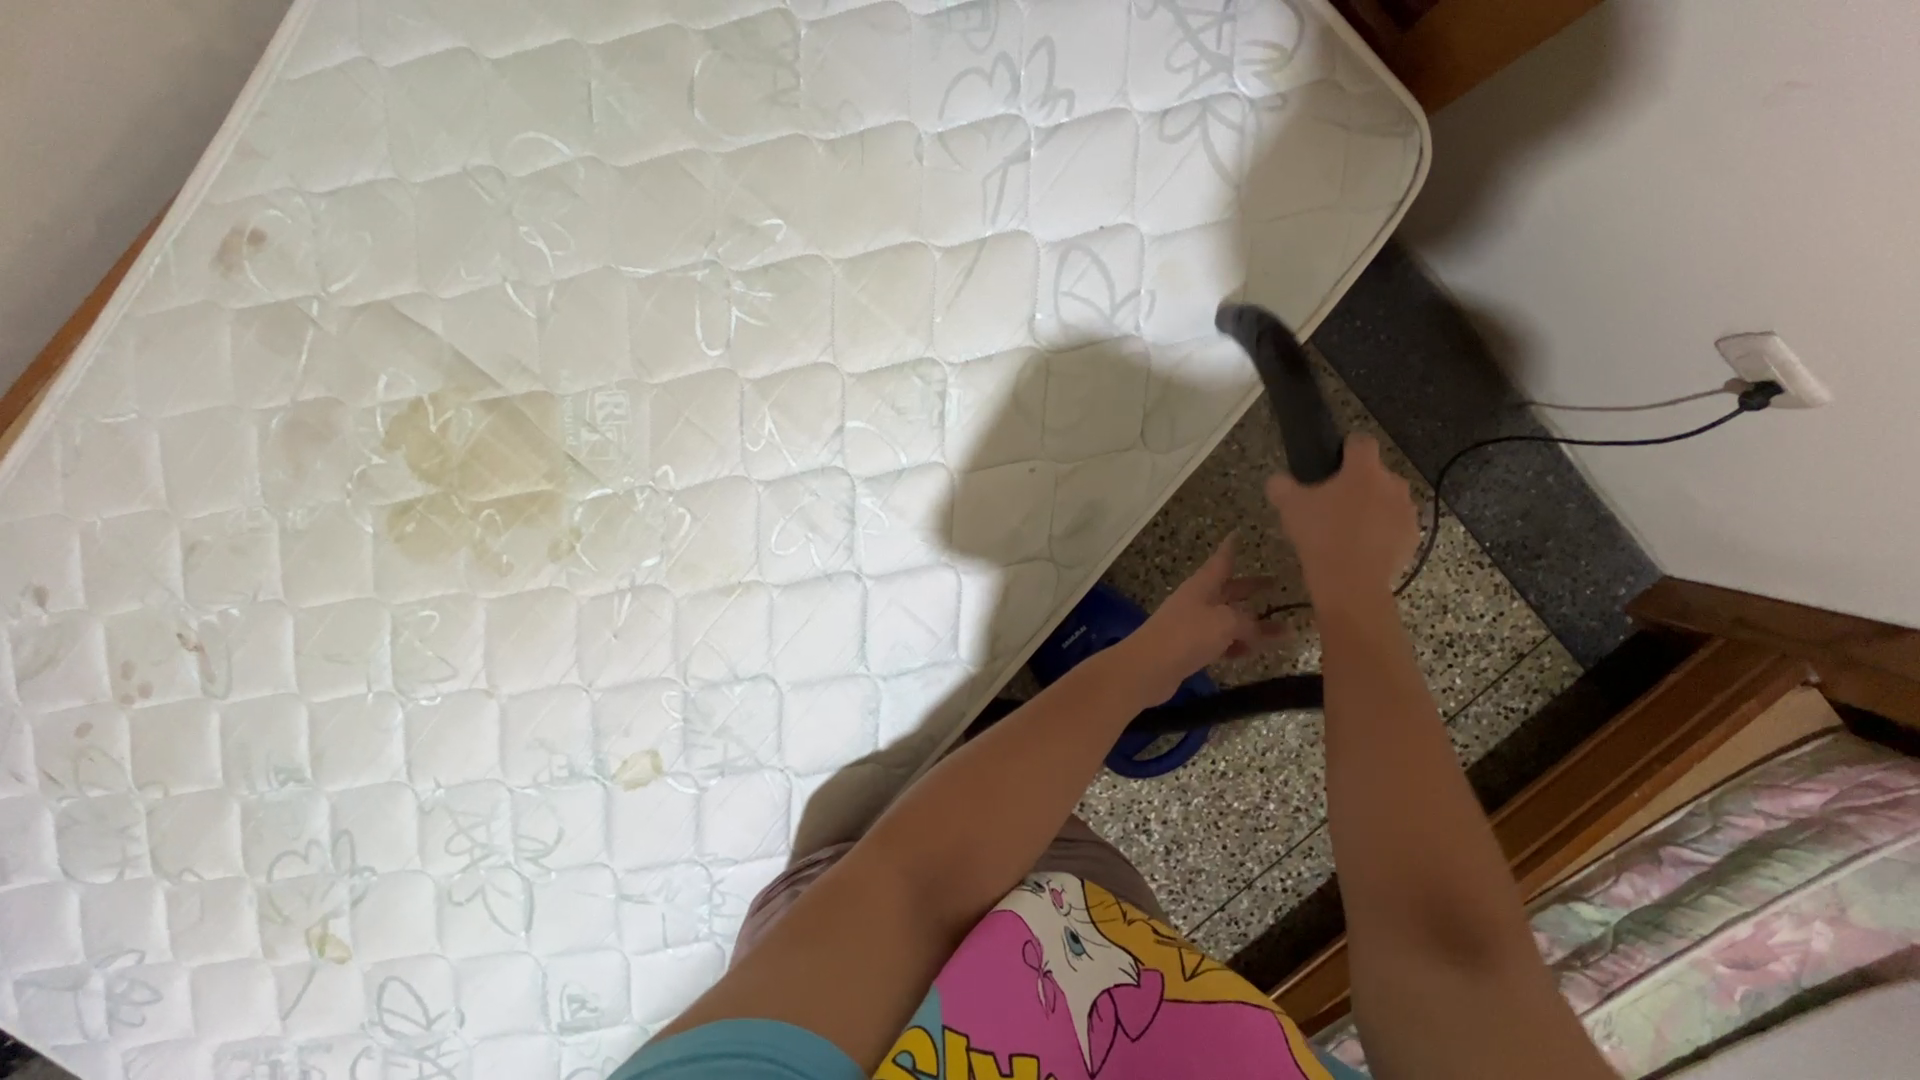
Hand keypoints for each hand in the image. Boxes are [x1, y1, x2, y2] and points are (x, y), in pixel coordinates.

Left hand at [1119, 534, 1286, 699]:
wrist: (1148, 667)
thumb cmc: (1187, 635)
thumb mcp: (1225, 622)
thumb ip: (1248, 623)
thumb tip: (1259, 630)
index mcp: (1203, 585)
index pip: (1220, 561)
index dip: (1230, 548)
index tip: (1237, 533)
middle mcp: (1197, 601)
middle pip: (1228, 591)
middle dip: (1251, 588)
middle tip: (1275, 583)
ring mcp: (1192, 625)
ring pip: (1228, 620)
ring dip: (1253, 625)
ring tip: (1284, 632)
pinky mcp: (1189, 649)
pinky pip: (1220, 642)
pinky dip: (1236, 645)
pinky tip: (1251, 653)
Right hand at [1265, 434, 1420, 604]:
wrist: (1351, 581)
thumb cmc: (1321, 535)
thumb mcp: (1289, 507)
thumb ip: (1281, 486)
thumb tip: (1278, 480)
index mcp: (1363, 470)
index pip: (1360, 441)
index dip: (1346, 449)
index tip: (1333, 464)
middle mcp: (1392, 483)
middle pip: (1376, 474)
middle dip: (1359, 484)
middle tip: (1334, 505)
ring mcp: (1406, 511)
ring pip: (1388, 500)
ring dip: (1374, 508)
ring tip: (1350, 530)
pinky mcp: (1413, 536)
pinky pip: (1397, 526)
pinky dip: (1384, 532)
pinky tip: (1364, 548)